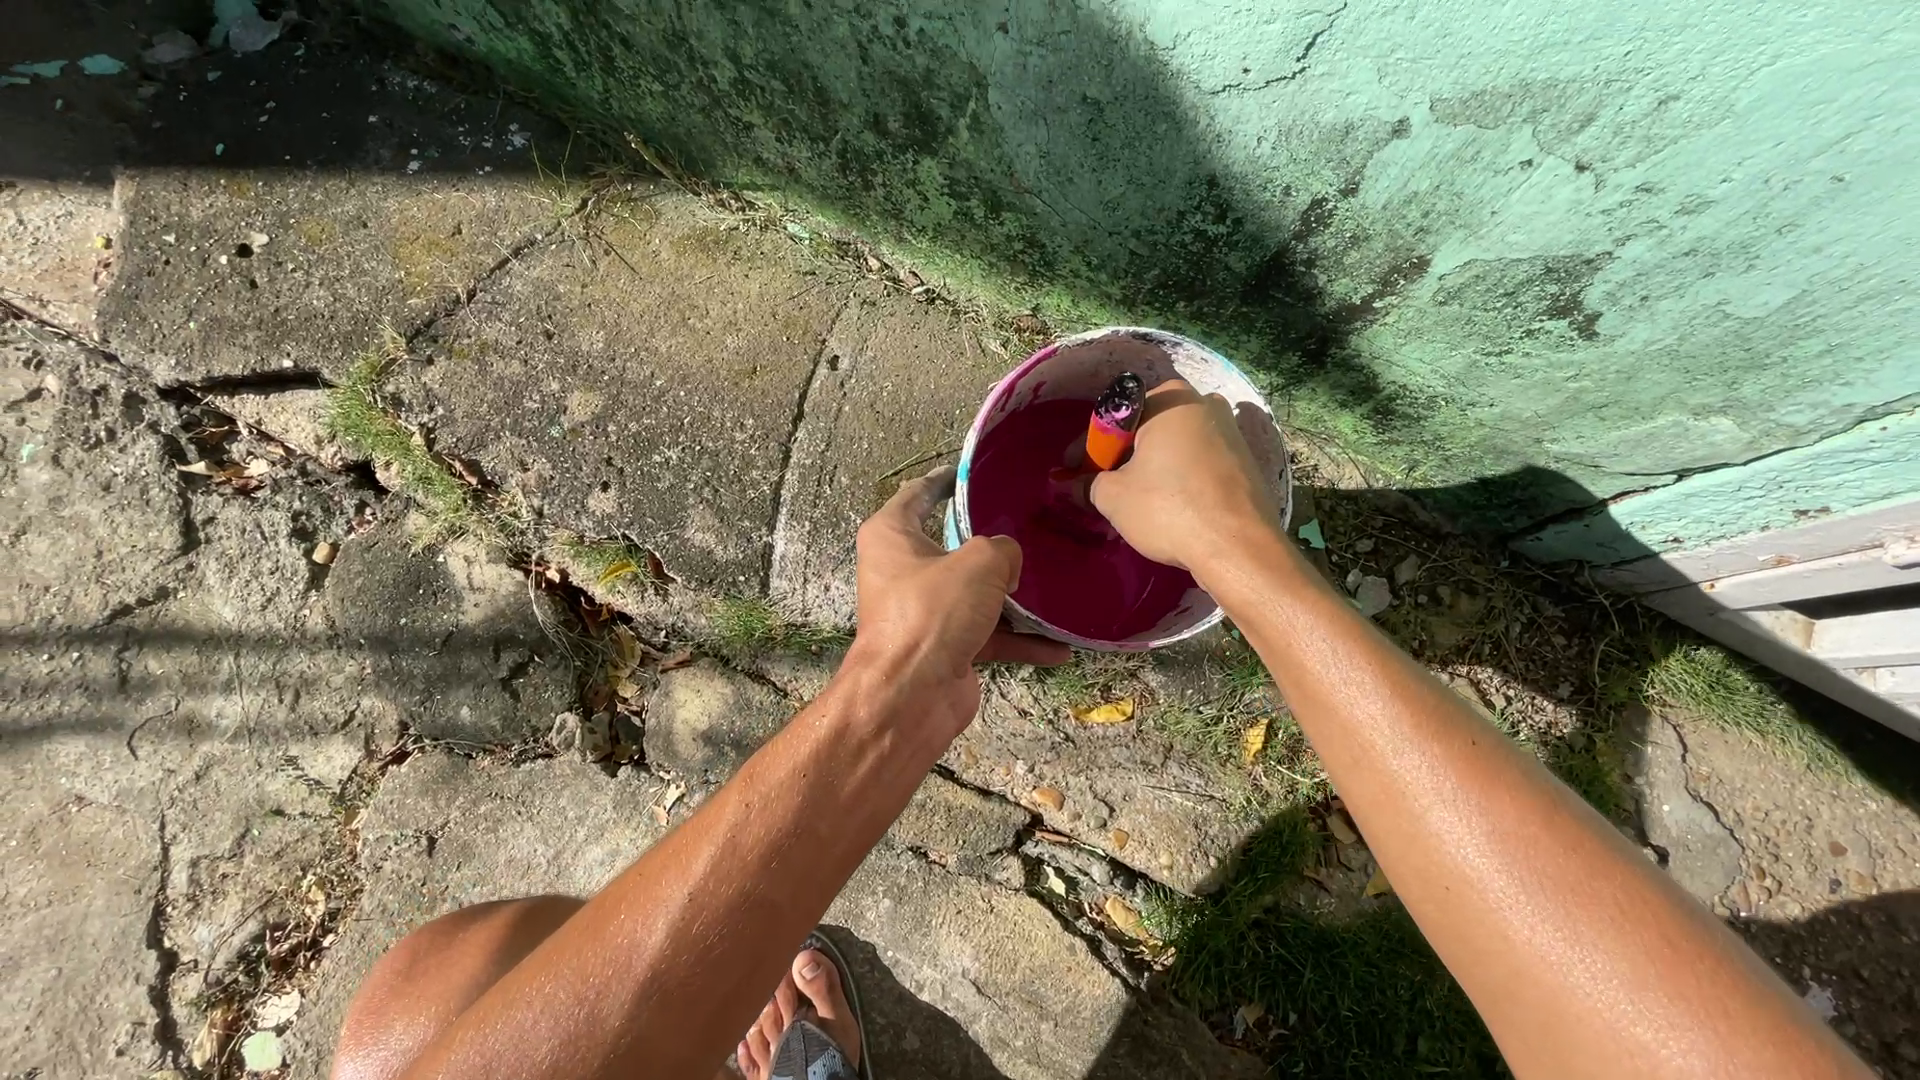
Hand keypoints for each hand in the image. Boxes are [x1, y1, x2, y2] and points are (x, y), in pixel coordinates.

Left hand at [844, 466, 1068, 727]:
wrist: (912, 694)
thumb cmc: (934, 610)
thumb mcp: (980, 561)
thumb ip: (1003, 549)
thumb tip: (1008, 564)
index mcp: (891, 535)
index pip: (917, 494)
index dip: (945, 479)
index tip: (973, 471)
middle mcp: (902, 570)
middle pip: (952, 546)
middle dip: (991, 541)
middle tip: (1031, 526)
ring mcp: (924, 611)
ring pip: (974, 593)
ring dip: (1013, 597)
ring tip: (1054, 586)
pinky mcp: (944, 646)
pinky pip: (987, 634)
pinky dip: (1019, 640)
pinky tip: (1059, 647)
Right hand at [1089, 379, 1282, 574]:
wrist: (1237, 547)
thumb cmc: (1168, 509)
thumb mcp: (1113, 497)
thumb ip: (1090, 483)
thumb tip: (1079, 484)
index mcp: (1170, 399)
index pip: (1114, 417)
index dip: (1089, 447)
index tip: (1075, 471)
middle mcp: (1204, 403)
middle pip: (1148, 428)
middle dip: (1124, 455)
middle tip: (1105, 485)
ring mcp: (1231, 431)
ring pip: (1175, 446)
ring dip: (1152, 467)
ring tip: (1136, 500)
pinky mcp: (1246, 461)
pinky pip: (1198, 463)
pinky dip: (1179, 478)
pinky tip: (1170, 506)